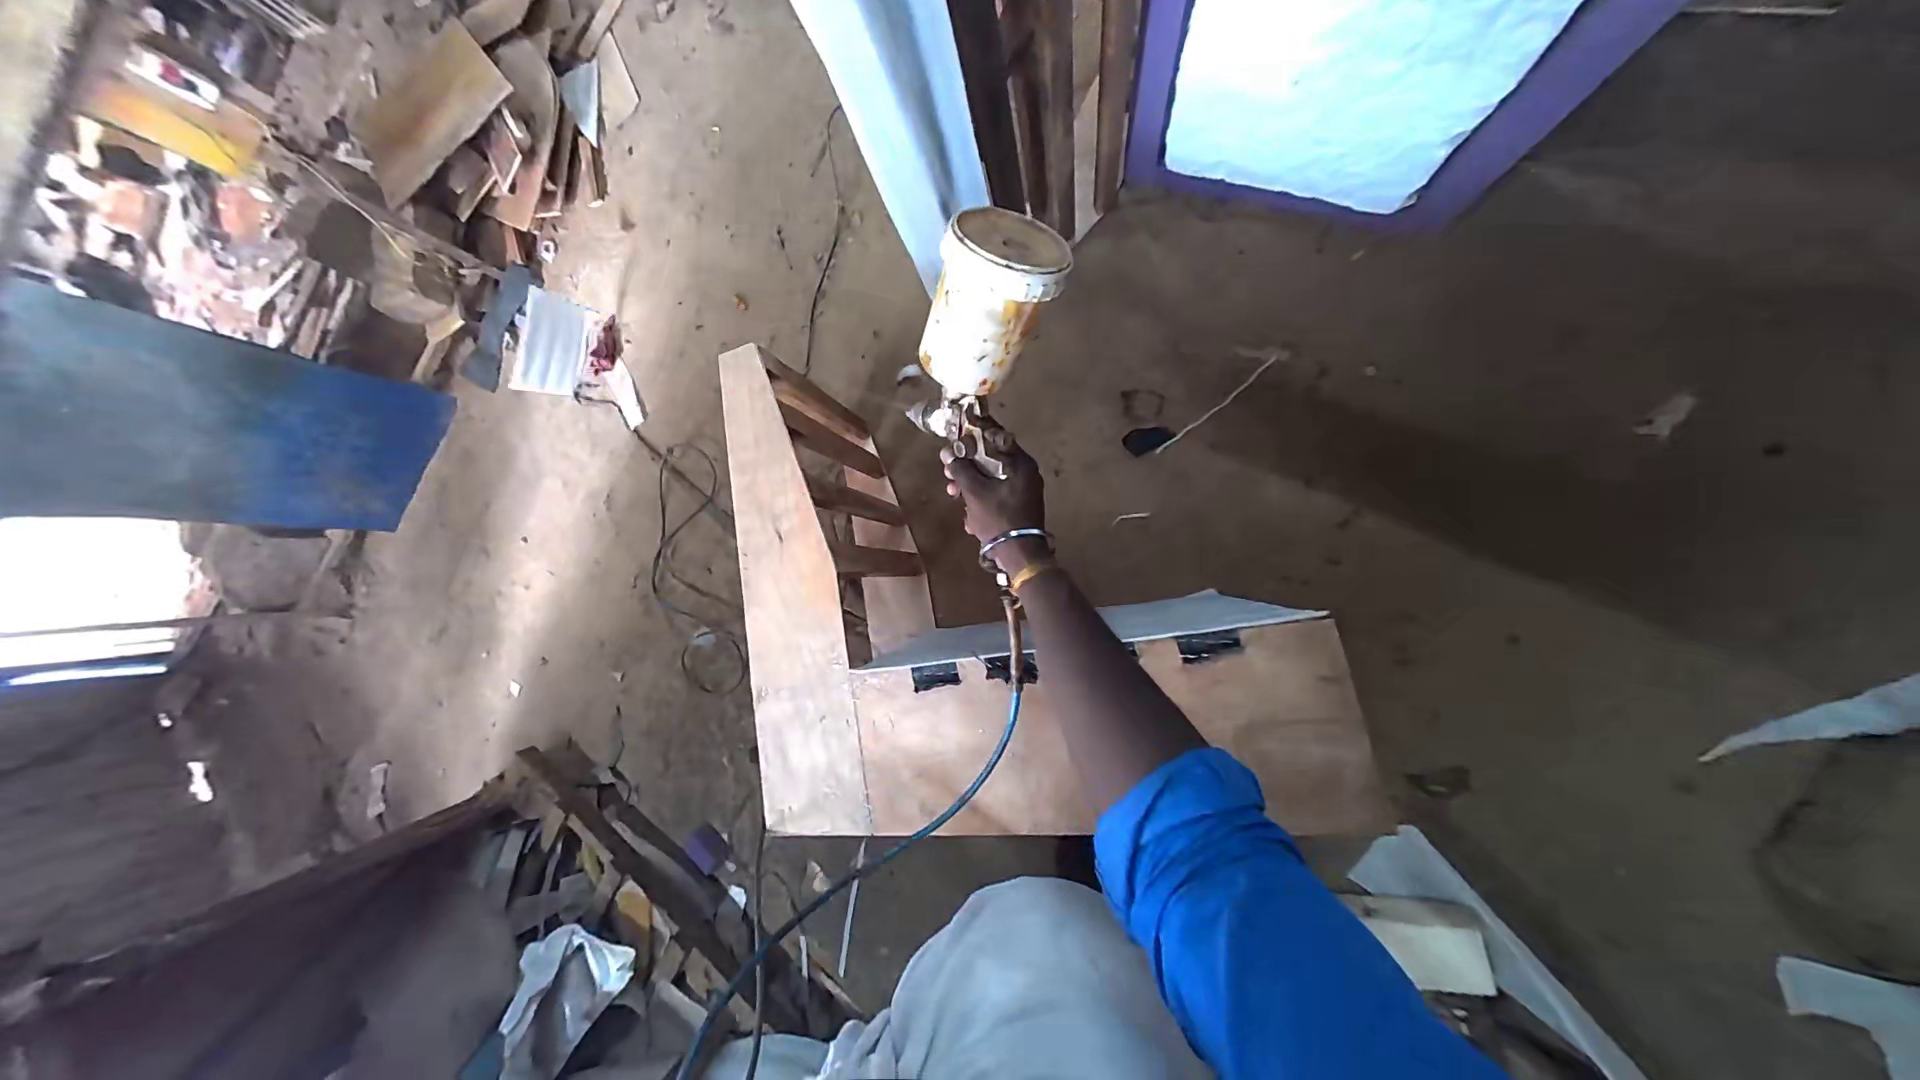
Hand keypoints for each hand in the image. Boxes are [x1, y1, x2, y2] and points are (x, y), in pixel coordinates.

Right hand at [942, 436, 1046, 571]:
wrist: (1020, 554)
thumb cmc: (998, 518)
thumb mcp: (974, 492)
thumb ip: (961, 469)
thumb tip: (948, 453)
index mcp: (1020, 462)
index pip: (995, 435)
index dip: (973, 435)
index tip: (955, 441)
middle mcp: (1026, 472)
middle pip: (992, 458)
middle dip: (968, 466)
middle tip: (949, 473)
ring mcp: (1025, 489)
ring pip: (993, 477)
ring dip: (971, 484)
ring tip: (954, 494)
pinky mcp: (1020, 504)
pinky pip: (998, 492)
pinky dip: (983, 497)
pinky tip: (970, 513)